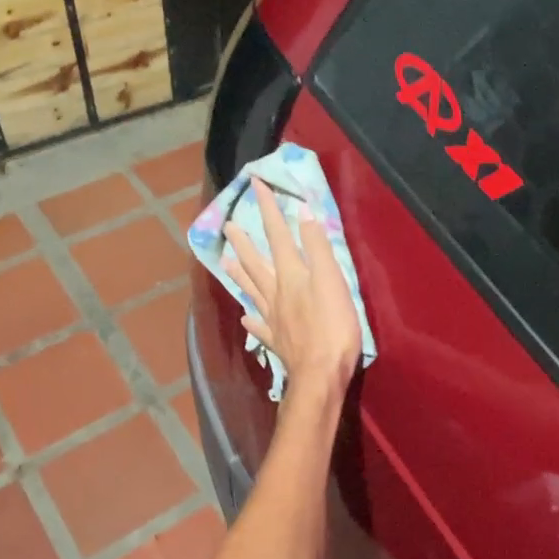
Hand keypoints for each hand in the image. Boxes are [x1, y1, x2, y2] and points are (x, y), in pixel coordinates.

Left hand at [221, 178, 362, 396]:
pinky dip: (252, 319)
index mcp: (291, 274)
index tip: (255, 185)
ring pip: (252, 290)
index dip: (267, 209)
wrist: (320, 374)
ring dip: (239, 274)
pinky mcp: (278, 340)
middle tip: (227, 225)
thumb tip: (304, 213)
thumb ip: (319, 247)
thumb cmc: (333, 326)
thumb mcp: (332, 281)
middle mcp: (276, 292)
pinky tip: (246, 317)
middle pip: (256, 262)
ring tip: (225, 262)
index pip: (278, 234)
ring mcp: (274, 318)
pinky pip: (260, 326)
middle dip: (243, 241)